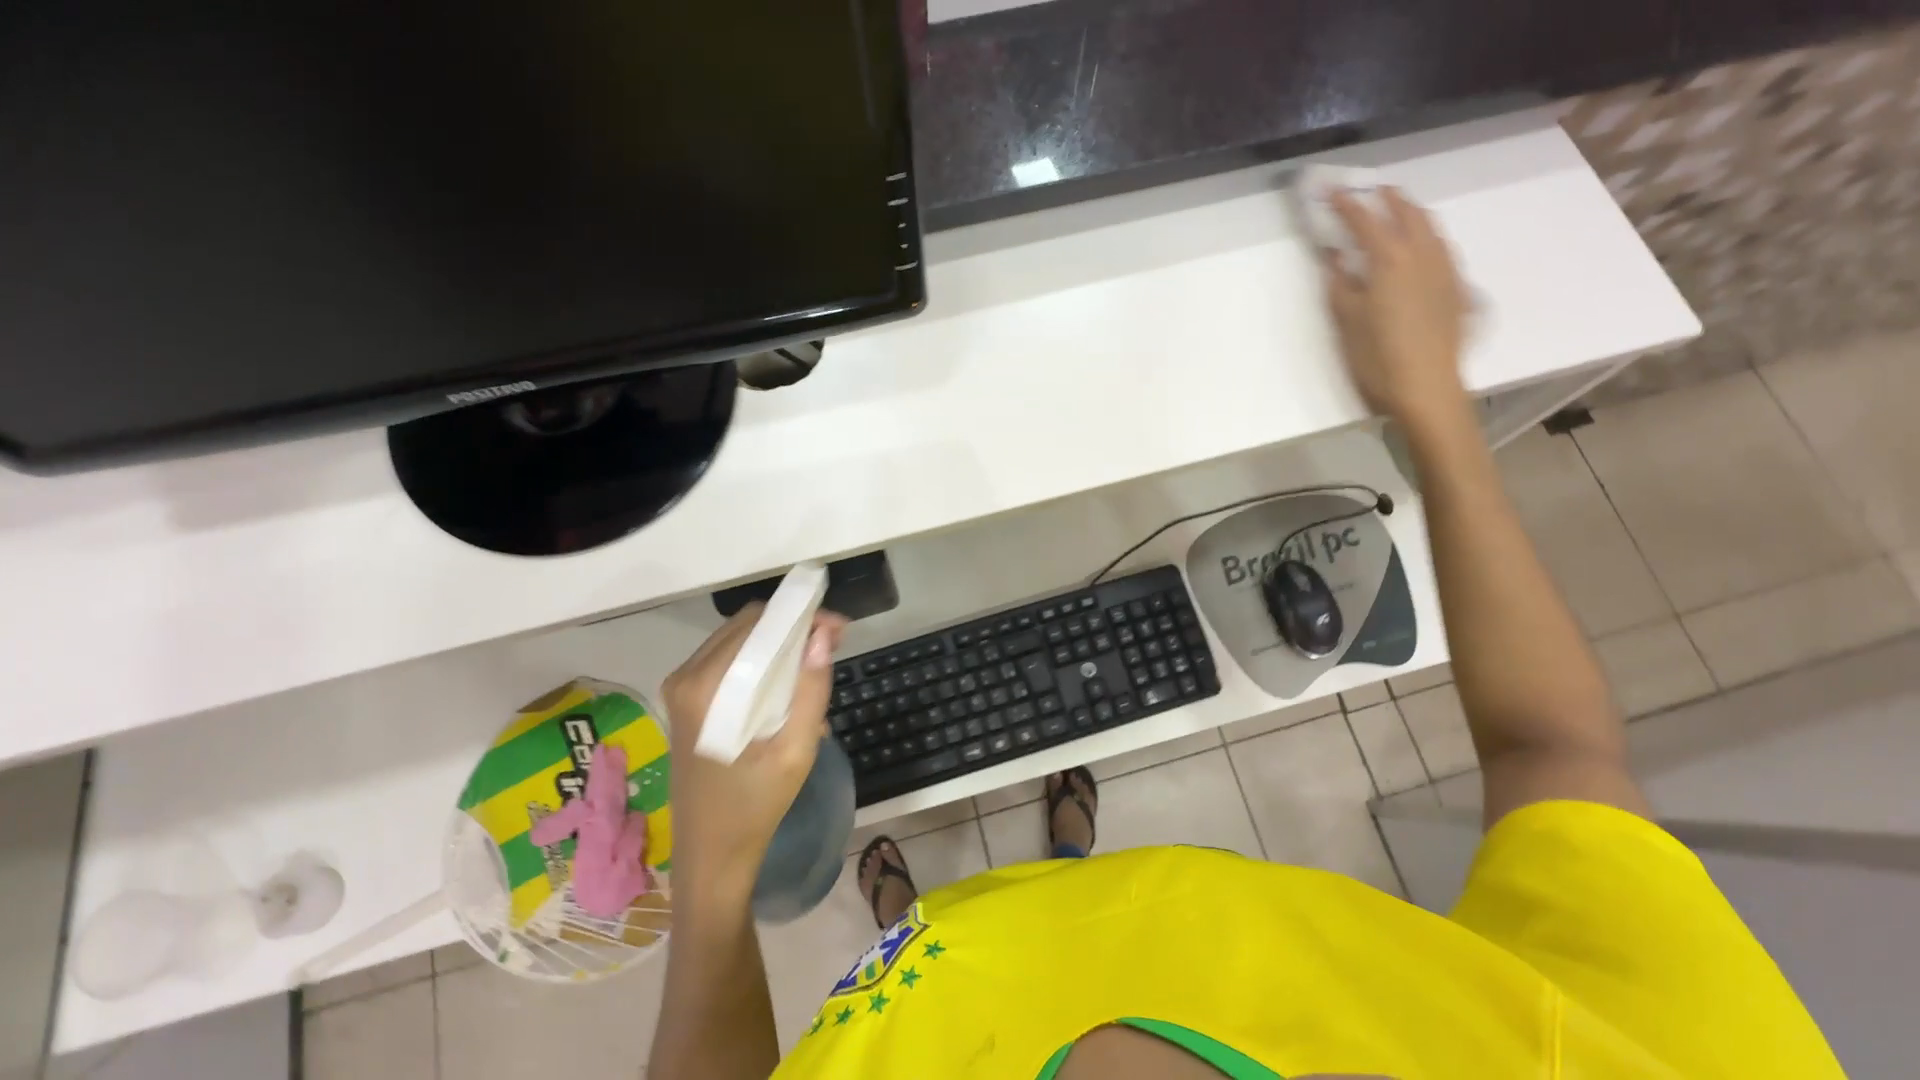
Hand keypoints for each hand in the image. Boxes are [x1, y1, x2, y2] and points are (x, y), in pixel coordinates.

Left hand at [661, 603, 848, 901]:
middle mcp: (685, 677)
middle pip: (745, 627)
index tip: (840, 629)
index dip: (801, 616)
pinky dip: (761, 665)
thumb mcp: (795, 751)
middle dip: (792, 628)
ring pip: (738, 643)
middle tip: (833, 646)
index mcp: (705, 686)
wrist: (711, 855)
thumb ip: (810, 690)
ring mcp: (681, 690)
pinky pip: (728, 664)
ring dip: (777, 646)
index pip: (757, 622)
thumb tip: (822, 635)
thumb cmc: (755, 807)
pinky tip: (785, 692)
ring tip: (814, 670)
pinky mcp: (686, 703)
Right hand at [1322, 187, 1471, 431]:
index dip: (1345, 203)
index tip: (1329, 190)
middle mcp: (1421, 254)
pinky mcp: (1456, 287)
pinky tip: (1421, 247)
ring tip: (1396, 211)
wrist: (1427, 387)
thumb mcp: (1346, 319)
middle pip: (1406, 212)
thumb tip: (1335, 255)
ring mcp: (1444, 269)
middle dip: (1386, 199)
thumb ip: (1339, 281)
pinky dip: (1427, 235)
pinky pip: (1442, 246)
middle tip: (1369, 193)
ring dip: (1411, 212)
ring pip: (1430, 226)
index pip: (1364, 219)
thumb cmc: (1377, 357)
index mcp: (1389, 258)